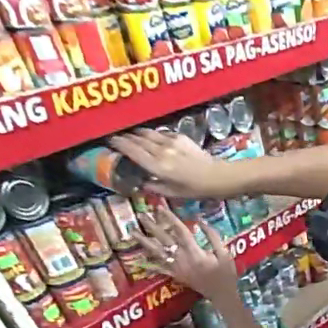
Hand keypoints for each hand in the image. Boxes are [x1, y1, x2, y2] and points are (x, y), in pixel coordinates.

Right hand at [110, 129, 237, 198]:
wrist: (217, 176)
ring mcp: (171, 142)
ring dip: (138, 133)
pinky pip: (162, 133)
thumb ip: (155, 186)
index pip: (133, 152)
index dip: (119, 145)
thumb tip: (141, 182)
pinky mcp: (181, 137)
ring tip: (131, 135)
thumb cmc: (196, 189)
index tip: (110, 141)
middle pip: (138, 140)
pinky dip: (154, 134)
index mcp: (158, 167)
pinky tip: (152, 137)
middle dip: (126, 137)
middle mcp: (161, 151)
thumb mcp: (173, 193)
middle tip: (117, 137)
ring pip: (149, 133)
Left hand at [139, 205, 239, 303]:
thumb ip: (213, 236)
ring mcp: (176, 268)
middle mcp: (182, 258)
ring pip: (157, 252)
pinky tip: (138, 257)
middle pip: (164, 239)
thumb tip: (201, 221)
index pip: (179, 230)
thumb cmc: (226, 274)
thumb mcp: (225, 253)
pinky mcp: (175, 275)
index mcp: (195, 252)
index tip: (160, 207)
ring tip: (133, 231)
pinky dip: (148, 263)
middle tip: (141, 214)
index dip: (169, 218)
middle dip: (152, 226)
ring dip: (144, 241)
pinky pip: (159, 268)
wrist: (221, 295)